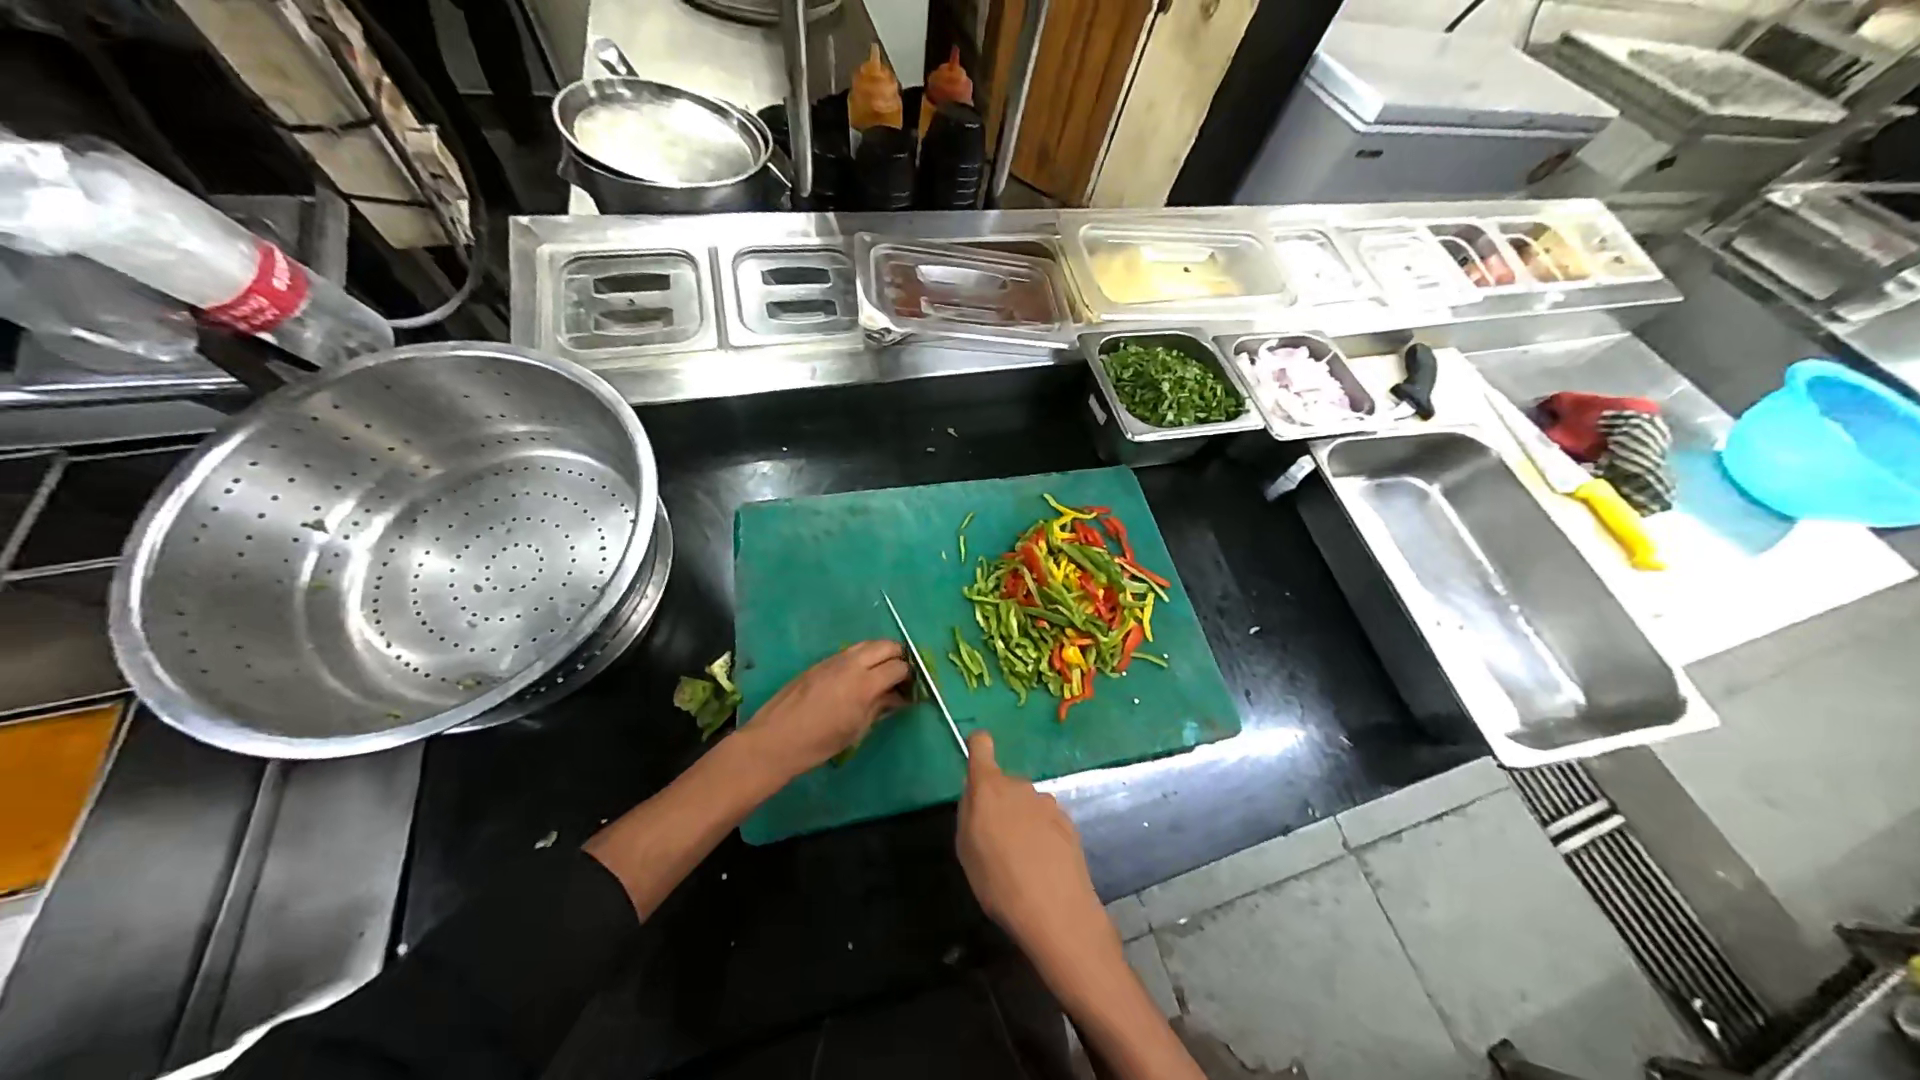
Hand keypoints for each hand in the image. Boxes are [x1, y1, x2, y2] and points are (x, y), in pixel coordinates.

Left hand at [737, 641, 909, 778]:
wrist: (776, 739)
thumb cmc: (820, 743)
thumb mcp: (857, 729)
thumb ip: (881, 707)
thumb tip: (899, 697)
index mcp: (865, 683)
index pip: (899, 667)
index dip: (910, 676)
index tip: (912, 689)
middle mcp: (852, 663)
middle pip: (886, 645)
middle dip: (899, 657)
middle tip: (900, 677)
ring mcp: (834, 659)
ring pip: (867, 644)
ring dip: (880, 653)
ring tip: (881, 674)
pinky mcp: (821, 662)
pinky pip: (849, 652)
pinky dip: (862, 657)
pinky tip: (858, 677)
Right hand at [956, 732, 1115, 967]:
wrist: (1055, 910)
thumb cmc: (998, 880)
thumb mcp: (965, 848)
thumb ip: (969, 812)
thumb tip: (976, 793)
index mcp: (989, 787)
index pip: (981, 745)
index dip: (977, 747)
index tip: (976, 760)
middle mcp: (1019, 786)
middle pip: (1004, 784)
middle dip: (999, 804)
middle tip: (994, 842)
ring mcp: (1047, 803)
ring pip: (1026, 804)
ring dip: (1021, 821)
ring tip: (1020, 861)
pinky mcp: (1068, 822)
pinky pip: (1045, 821)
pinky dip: (1041, 836)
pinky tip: (1042, 866)